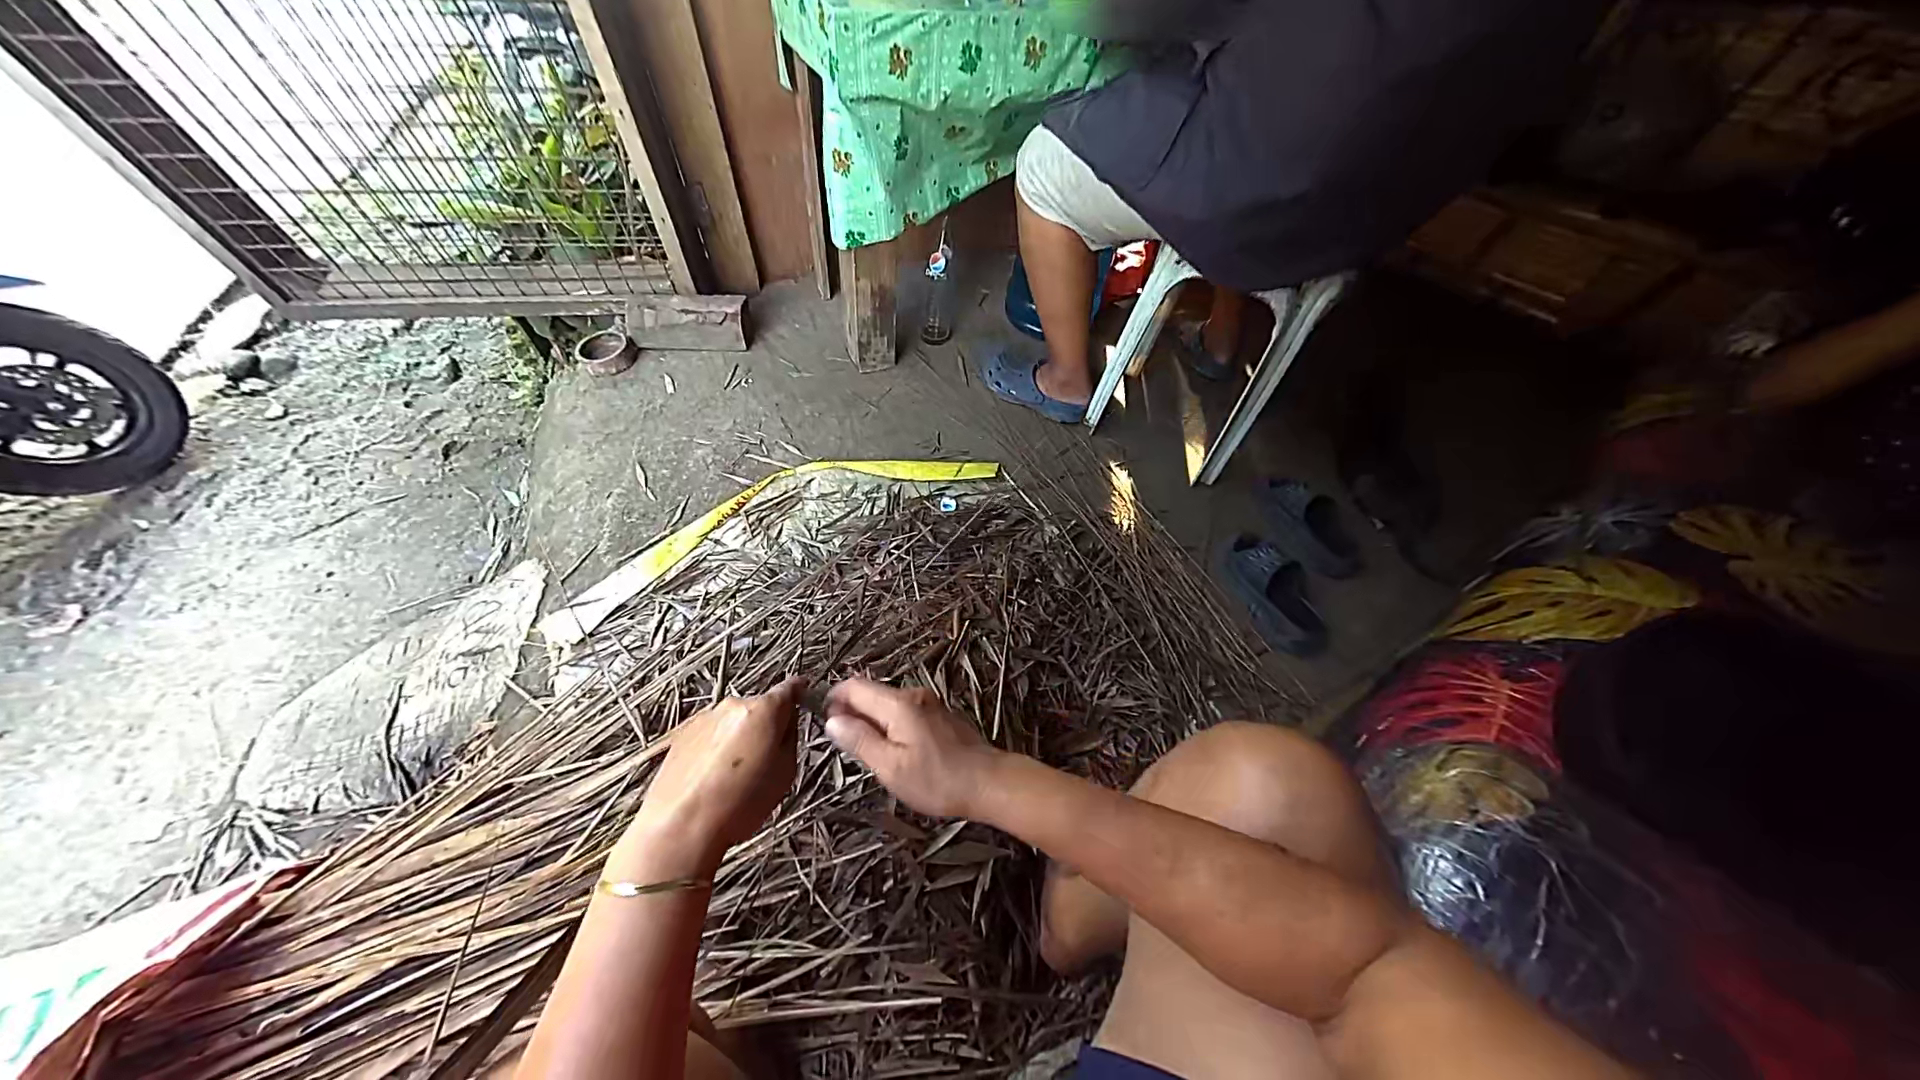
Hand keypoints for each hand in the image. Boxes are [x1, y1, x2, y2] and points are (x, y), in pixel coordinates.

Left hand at [626, 677, 804, 867]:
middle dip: (766, 728)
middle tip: (768, 761)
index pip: (789, 688)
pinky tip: (715, 781)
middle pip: (760, 707)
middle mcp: (732, 706)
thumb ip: (791, 738)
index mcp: (764, 710)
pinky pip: (710, 736)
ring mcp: (704, 720)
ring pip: (734, 723)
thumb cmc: (734, 804)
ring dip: (740, 741)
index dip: (799, 692)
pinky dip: (716, 751)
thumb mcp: (786, 773)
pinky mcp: (682, 736)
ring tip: (736, 779)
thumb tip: (787, 726)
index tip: (802, 693)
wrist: (680, 826)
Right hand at [824, 678, 1003, 817]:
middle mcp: (913, 695)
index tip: (826, 724)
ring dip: (871, 721)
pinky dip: (890, 725)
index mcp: (898, 704)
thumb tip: (832, 720)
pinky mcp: (939, 716)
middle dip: (852, 712)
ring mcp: (929, 703)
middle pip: (870, 693)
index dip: (834, 700)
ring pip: (887, 704)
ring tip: (869, 753)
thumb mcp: (890, 767)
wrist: (988, 783)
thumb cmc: (938, 780)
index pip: (854, 686)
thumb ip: (859, 740)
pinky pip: (904, 712)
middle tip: (846, 746)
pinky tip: (895, 751)